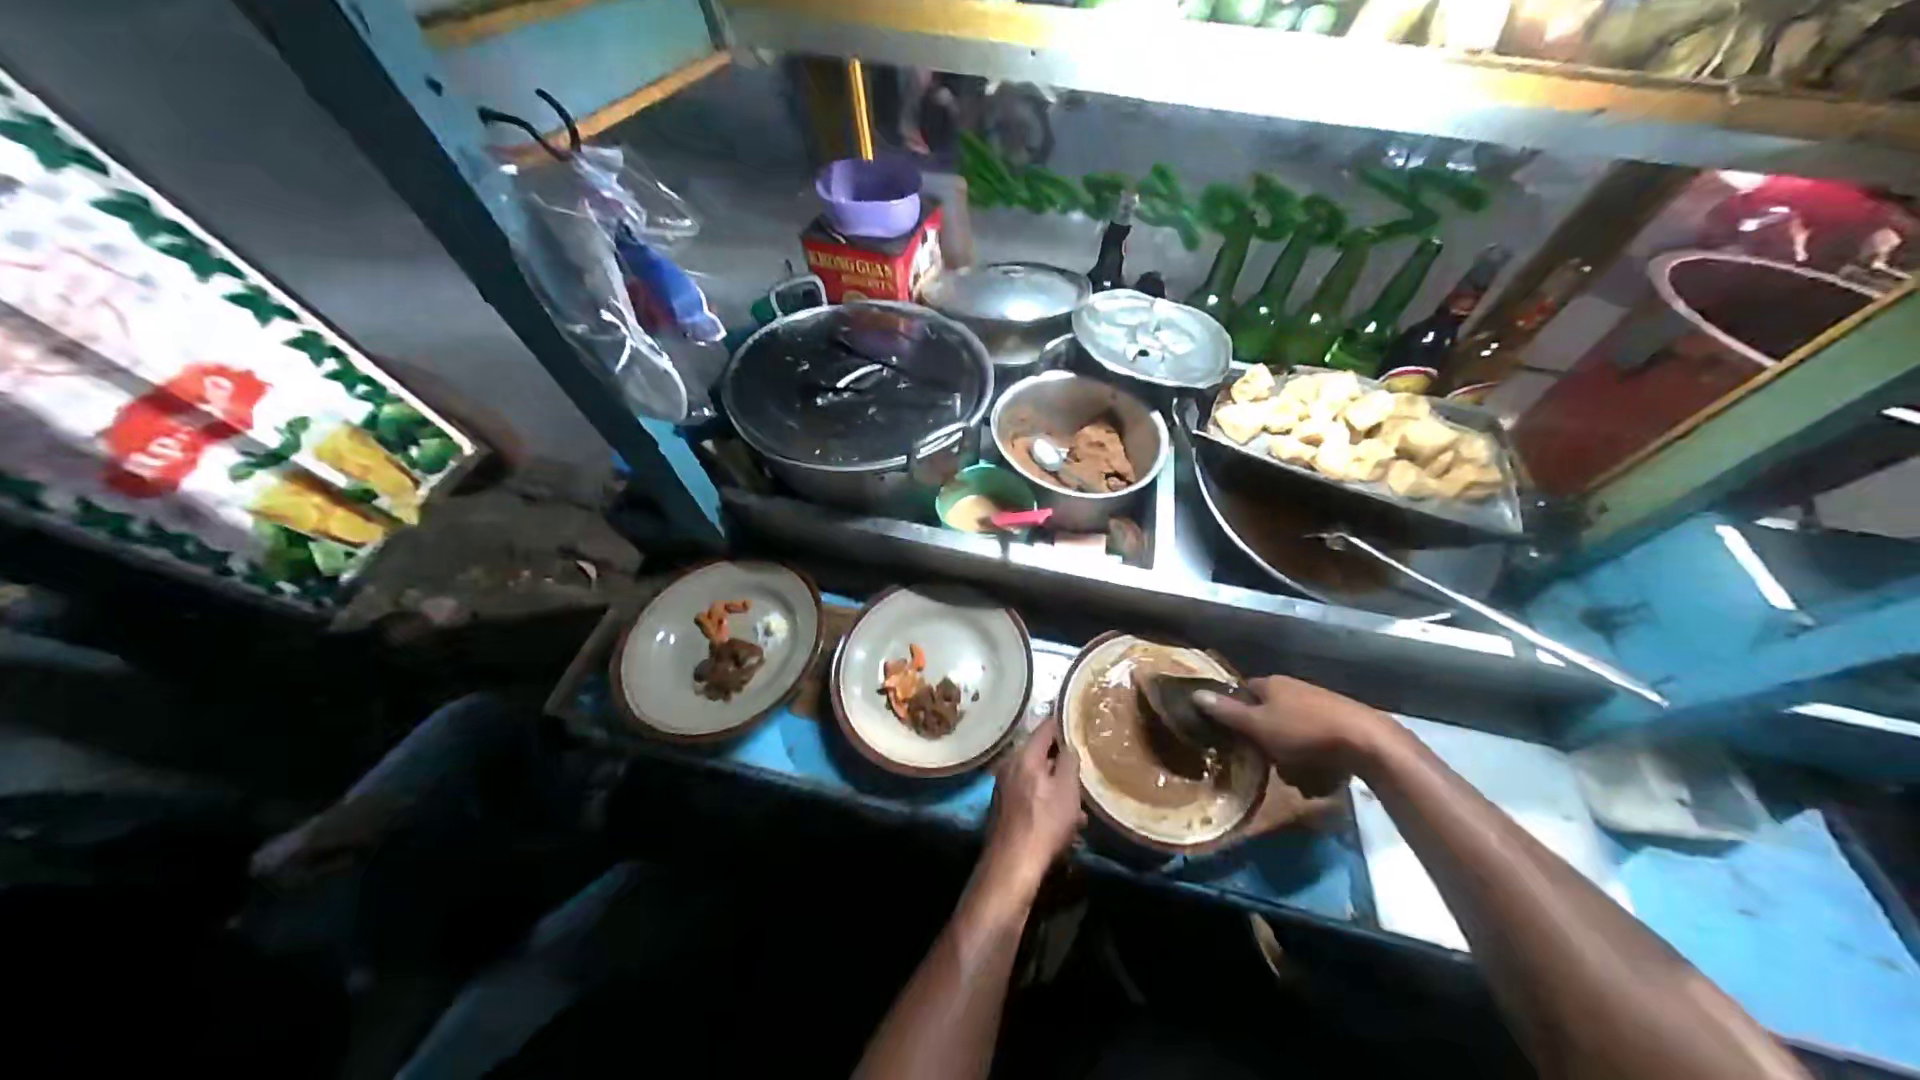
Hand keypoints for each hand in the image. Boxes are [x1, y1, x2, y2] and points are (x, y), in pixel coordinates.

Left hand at [982, 716, 1083, 892]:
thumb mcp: (1067, 789)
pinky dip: (1045, 801)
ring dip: (1057, 788)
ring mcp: (1003, 787)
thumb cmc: (1044, 823)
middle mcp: (1009, 766)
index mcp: (1024, 756)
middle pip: (1040, 754)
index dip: (1062, 723)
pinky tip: (1063, 823)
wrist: (1012, 864)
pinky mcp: (1003, 808)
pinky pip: (1029, 795)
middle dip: (1061, 763)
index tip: (1078, 722)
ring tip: (1078, 807)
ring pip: (1036, 778)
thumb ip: (1069, 761)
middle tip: (1082, 770)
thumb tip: (1068, 745)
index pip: (1045, 728)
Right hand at [1194, 676, 1395, 793]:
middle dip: (1265, 740)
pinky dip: (1313, 756)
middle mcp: (1294, 687)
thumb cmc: (1304, 731)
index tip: (1232, 734)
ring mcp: (1320, 703)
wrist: (1367, 742)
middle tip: (1265, 761)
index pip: (1243, 691)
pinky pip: (1315, 740)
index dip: (1236, 712)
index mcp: (1272, 683)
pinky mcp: (1341, 721)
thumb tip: (1195, 693)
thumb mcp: (1257, 725)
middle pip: (1268, 714)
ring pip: (1291, 730)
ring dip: (1290, 753)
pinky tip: (1319, 774)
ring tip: (1295, 775)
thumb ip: (1226, 712)